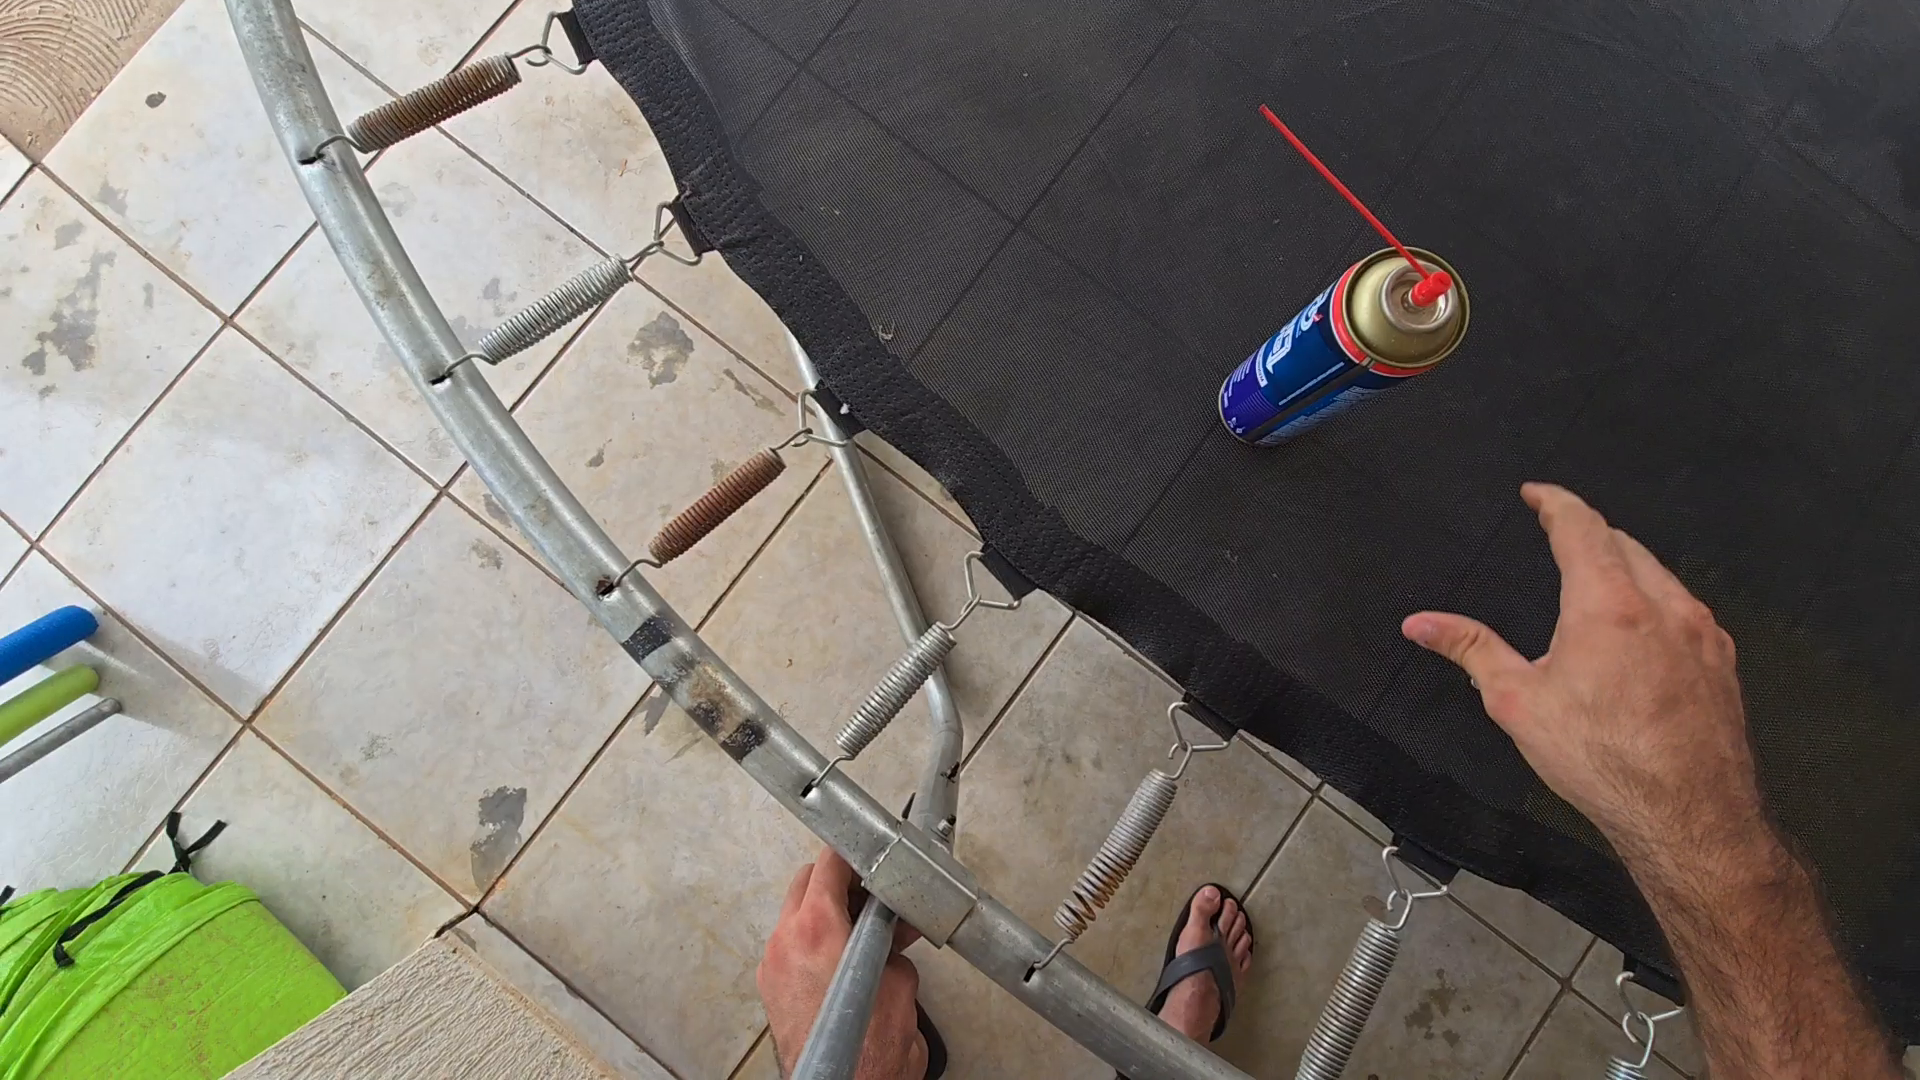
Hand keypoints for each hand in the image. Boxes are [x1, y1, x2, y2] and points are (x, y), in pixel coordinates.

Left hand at [757, 848, 926, 1079]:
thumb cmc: (868, 1050)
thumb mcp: (899, 977)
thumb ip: (891, 936)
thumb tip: (891, 928)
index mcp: (816, 928)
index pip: (829, 863)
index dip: (854, 855)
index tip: (869, 857)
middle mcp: (786, 941)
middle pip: (807, 881)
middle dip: (840, 881)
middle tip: (871, 892)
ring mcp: (773, 965)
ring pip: (797, 912)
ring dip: (827, 910)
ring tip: (862, 928)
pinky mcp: (771, 988)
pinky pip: (792, 944)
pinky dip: (815, 938)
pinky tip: (845, 955)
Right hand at [1401, 483, 1767, 869]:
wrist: (1689, 817)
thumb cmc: (1595, 754)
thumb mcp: (1514, 698)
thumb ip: (1469, 647)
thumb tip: (1417, 622)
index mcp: (1608, 607)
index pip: (1584, 530)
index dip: (1556, 503)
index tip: (1535, 492)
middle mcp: (1664, 608)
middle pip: (1626, 544)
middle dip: (1588, 528)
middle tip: (1555, 528)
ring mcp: (1704, 635)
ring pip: (1660, 573)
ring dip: (1622, 559)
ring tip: (1591, 569)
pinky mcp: (1722, 664)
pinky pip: (1683, 606)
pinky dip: (1650, 592)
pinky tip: (1634, 621)